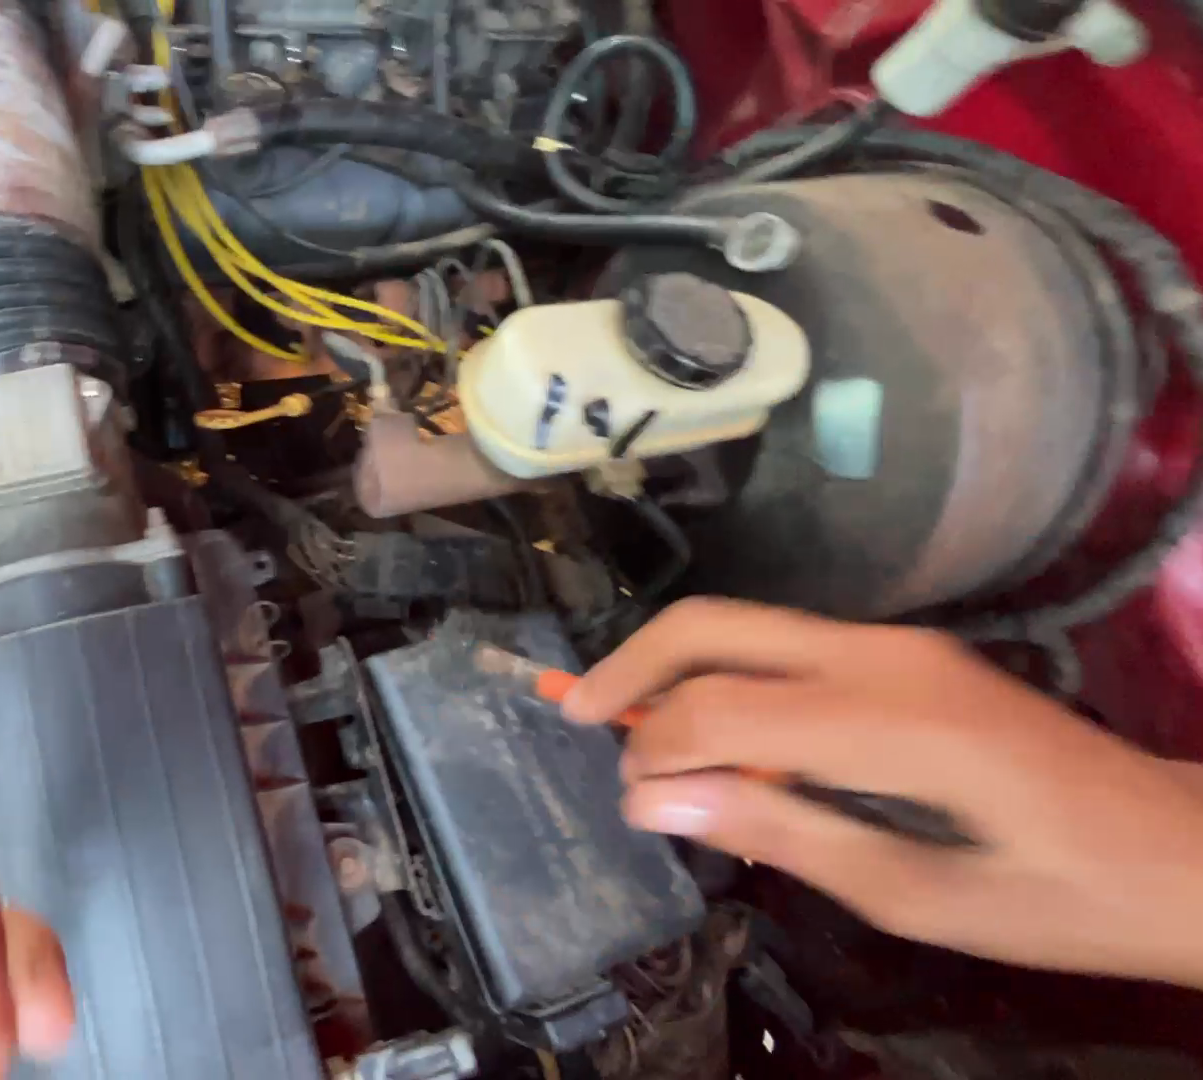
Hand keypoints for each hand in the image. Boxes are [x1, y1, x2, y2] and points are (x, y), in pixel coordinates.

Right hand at [565, 597, 1202, 987]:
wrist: (1192, 849)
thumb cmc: (1063, 894)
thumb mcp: (918, 898)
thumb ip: (776, 833)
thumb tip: (649, 801)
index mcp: (893, 721)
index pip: (723, 708)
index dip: (658, 746)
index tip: (633, 795)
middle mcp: (876, 654)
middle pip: (709, 627)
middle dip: (628, 665)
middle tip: (578, 712)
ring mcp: (883, 641)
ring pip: (730, 624)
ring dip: (662, 665)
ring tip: (623, 717)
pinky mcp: (886, 648)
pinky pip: (766, 644)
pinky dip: (709, 674)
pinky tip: (699, 722)